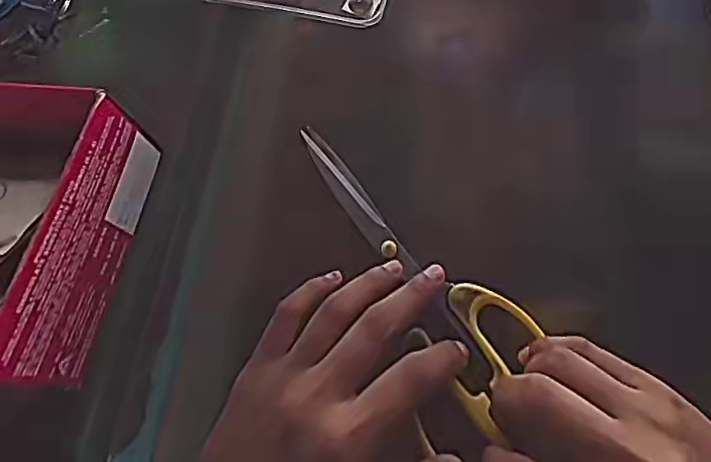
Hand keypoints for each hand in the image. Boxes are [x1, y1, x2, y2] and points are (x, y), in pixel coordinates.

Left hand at [200, 262, 468, 461]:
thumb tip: (450, 460)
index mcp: (343, 439)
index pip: (408, 382)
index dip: (440, 360)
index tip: (455, 349)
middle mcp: (315, 398)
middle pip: (375, 327)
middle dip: (411, 297)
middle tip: (432, 277)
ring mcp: (283, 376)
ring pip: (333, 310)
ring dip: (368, 283)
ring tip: (392, 268)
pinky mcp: (255, 370)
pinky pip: (286, 315)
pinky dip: (311, 289)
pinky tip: (331, 276)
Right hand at [486, 336, 710, 461]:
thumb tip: (501, 451)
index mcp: (620, 458)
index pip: (540, 407)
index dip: (501, 416)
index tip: (490, 430)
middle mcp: (636, 423)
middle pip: (549, 376)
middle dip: (513, 387)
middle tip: (502, 408)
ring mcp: (652, 398)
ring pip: (572, 352)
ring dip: (537, 361)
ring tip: (524, 379)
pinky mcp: (664, 387)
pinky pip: (603, 352)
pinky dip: (570, 352)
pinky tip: (560, 366)